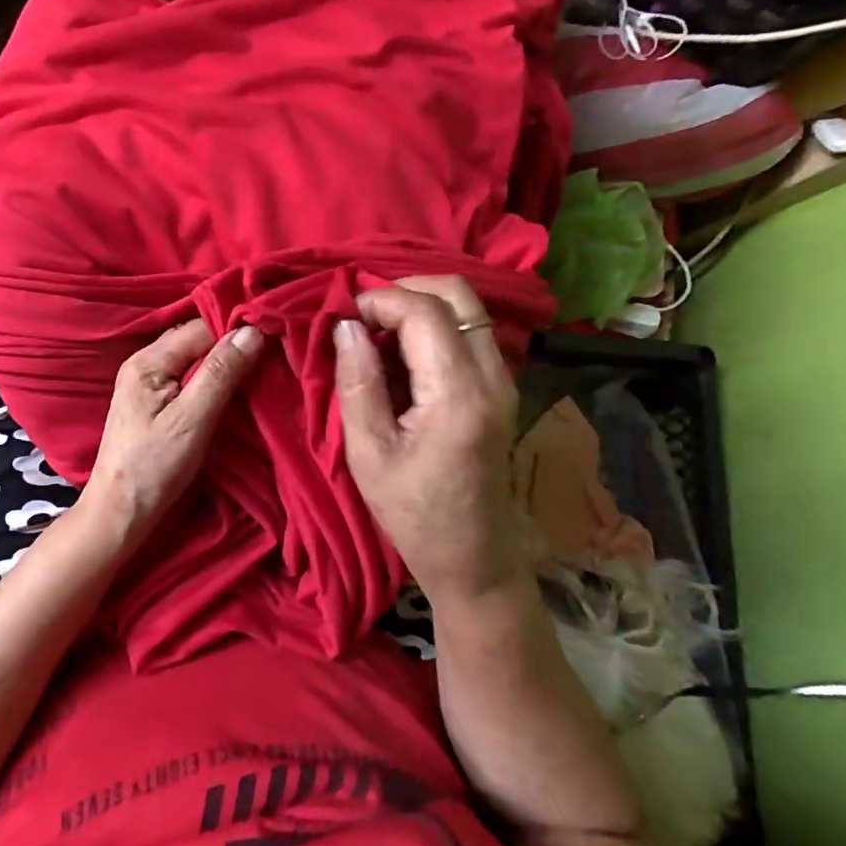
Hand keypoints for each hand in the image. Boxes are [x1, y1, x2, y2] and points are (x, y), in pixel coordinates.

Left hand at [81, 319, 265, 538]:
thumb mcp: (192, 420)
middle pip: (197, 339)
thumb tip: (252, 331)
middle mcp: (145, 363)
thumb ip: (220, 374)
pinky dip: (214, 378)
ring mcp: (148, 383)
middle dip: (232, 343)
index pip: (201, 327)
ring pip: (195, 358)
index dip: (236, 329)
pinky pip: (190, 376)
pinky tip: (235, 386)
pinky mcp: (155, 403)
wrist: (120, 512)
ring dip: (225, 361)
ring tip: (262, 364)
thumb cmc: (154, 468)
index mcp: (148, 361)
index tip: (273, 333)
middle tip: (273, 349)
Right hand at [334, 276, 531, 604]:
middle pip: (457, 293)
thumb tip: (345, 325)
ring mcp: (503, 380)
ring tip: (376, 331)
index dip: (378, 299)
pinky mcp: (500, 388)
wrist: (474, 557)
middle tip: (362, 314)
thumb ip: (357, 381)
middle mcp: (492, 376)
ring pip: (467, 308)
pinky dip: (433, 325)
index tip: (342, 316)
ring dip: (419, 305)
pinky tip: (400, 352)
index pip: (423, 312)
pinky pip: (469, 332)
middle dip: (403, 288)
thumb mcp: (368, 452)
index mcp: (458, 394)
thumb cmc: (413, 514)